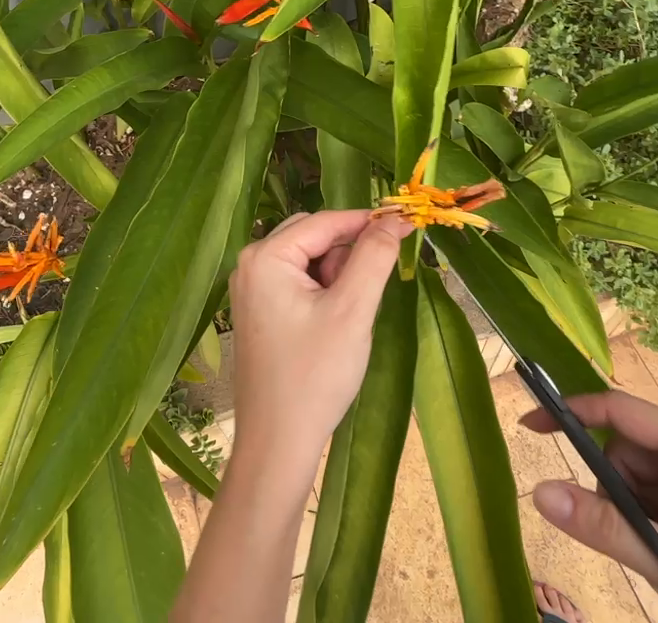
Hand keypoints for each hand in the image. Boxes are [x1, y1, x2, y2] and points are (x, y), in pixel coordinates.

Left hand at [172, 210, 411, 622]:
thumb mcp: (352, 311)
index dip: (366, 222)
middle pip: (313, 236)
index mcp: (265, 256)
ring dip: (337, 275)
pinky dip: (323, 292)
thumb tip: (396, 218)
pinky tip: (333, 326)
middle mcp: (250, 264)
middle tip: (364, 295)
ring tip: (346, 318)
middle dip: (346, 255)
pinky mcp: (259, 310)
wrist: (278, 440)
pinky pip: (297, 281)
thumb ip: (374, 257)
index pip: (324, 221)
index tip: (407, 226)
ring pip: (308, 259)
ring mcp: (251, 288)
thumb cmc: (315, 375)